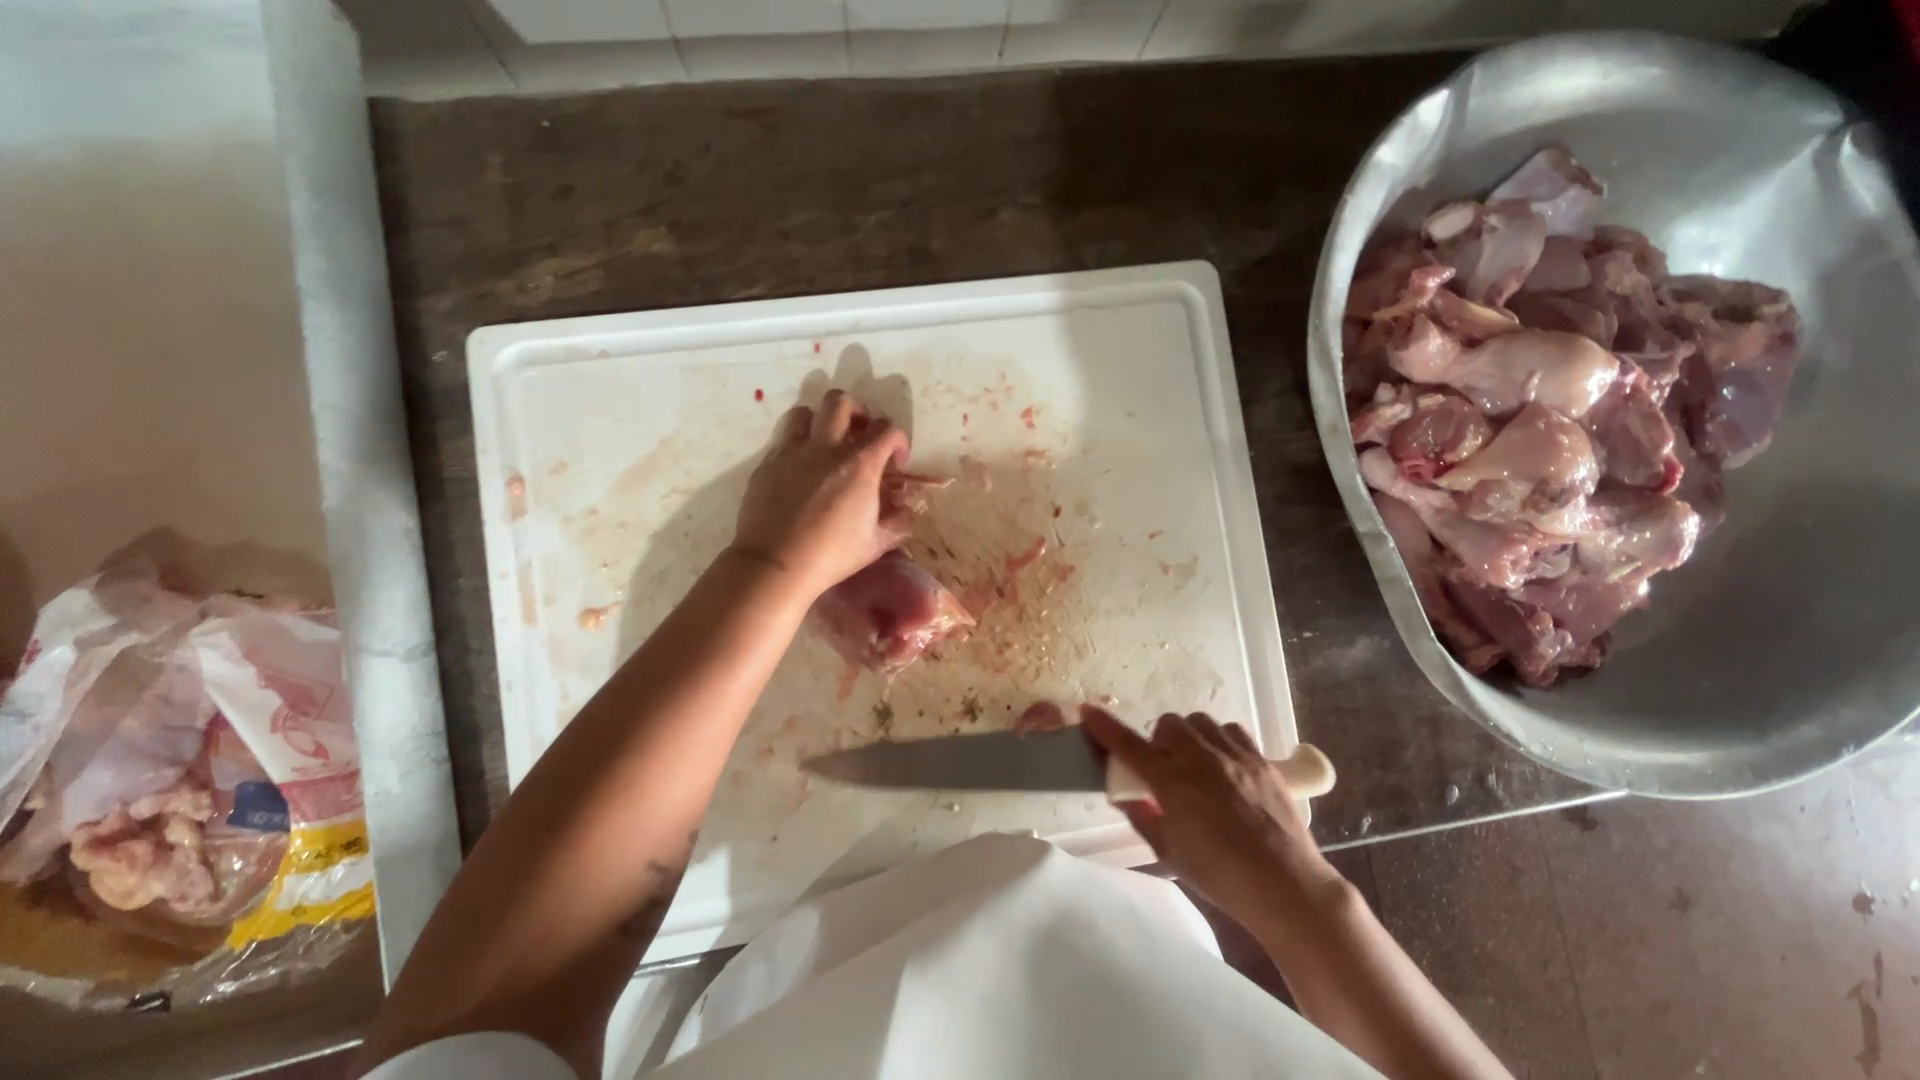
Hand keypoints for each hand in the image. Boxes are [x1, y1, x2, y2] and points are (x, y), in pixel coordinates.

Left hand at [730, 390, 912, 596]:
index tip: (895, 463)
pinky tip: (800, 469)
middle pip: (841, 402)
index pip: (886, 429)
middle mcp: (826, 447)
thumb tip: (907, 508)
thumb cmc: (831, 555)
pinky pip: (783, 439)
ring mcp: (792, 451)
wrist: (775, 564)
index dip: (897, 441)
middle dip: (856, 412)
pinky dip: (797, 445)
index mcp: (860, 464)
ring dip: (820, 422)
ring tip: (825, 443)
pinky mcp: (767, 463)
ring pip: (806, 412)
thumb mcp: (876, 543)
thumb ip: (899, 521)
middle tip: (859, 435)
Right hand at [1081, 707, 1344, 924]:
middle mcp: (1201, 758)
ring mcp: (1236, 756)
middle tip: (1162, 767)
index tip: (1088, 712)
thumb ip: (1143, 818)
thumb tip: (1127, 796)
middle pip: (1168, 724)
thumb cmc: (1220, 876)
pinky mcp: (1263, 761)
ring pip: (1201, 722)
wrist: (1285, 885)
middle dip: (1158, 740)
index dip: (1105, 727)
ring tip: (1195, 763)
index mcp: (1172, 782)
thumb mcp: (1169, 853)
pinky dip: (1220, 740)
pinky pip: (1233, 731)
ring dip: (1189, 736)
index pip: (1129, 745)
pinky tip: (1224, 764)